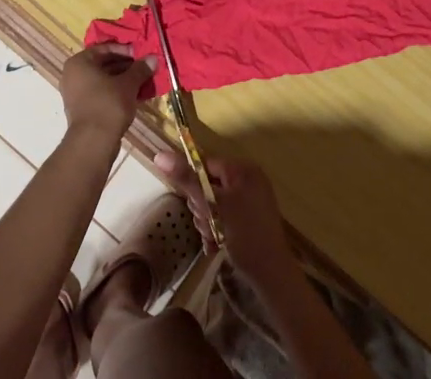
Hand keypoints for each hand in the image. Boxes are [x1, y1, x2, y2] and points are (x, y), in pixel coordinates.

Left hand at [59, 45, 155, 144]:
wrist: (94, 141)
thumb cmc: (108, 104)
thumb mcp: (128, 85)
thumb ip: (140, 69)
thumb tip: (153, 58)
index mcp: (79, 62)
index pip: (104, 48)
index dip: (125, 50)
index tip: (142, 55)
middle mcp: (73, 74)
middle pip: (104, 64)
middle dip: (127, 67)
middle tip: (146, 68)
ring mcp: (76, 93)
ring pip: (104, 81)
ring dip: (124, 81)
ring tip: (145, 82)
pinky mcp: (83, 108)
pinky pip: (102, 93)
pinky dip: (118, 93)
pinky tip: (137, 96)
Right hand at [154, 150, 296, 283]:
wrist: (271, 276)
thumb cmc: (245, 235)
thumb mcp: (214, 205)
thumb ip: (187, 180)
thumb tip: (159, 155)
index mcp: (243, 170)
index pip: (204, 164)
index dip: (193, 182)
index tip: (193, 202)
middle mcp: (247, 181)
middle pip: (206, 184)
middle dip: (201, 208)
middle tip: (208, 223)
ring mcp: (248, 201)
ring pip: (210, 204)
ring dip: (206, 222)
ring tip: (214, 237)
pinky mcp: (246, 220)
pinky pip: (220, 217)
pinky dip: (215, 230)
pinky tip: (216, 245)